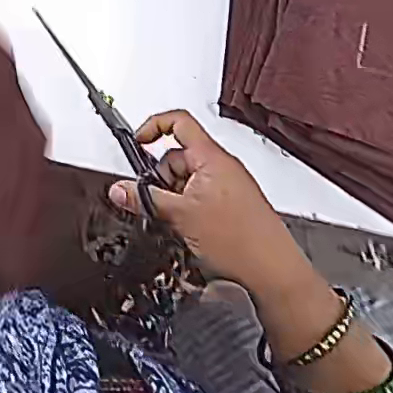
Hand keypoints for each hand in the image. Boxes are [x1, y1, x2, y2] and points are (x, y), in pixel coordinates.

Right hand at [107, 110, 315, 298]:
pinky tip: (187, 227)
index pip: (178, 122)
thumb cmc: (241, 240)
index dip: (153, 126)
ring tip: (176, 220)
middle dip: (161, 177)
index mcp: (211, 157)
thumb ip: (145, 199)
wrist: (272, 270)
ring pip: (186, 179)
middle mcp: (221, 165)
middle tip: (156, 201)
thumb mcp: (180, 216)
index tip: (138, 142)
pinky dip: (186, 206)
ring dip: (173, 195)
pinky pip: (199, 194)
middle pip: (178, 156)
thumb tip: (120, 189)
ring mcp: (227, 184)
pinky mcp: (230, 202)